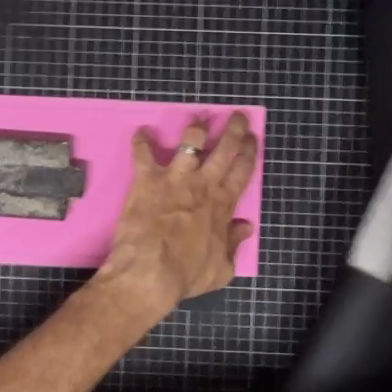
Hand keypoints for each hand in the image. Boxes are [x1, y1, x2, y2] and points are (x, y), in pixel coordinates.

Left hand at [96, 113, 258, 311]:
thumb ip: (234, 244)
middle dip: (232, 130)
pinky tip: (140, 132)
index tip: (252, 138)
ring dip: (196, 128)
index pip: (242, 170)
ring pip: (190, 142)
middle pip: (224, 149)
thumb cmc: (187, 273)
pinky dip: (141, 141)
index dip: (249, 152)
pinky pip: (143, 154)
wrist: (151, 271)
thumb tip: (245, 227)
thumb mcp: (221, 268)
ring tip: (198, 119)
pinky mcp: (147, 180)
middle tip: (236, 117)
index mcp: (223, 204)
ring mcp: (175, 179)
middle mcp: (203, 184)